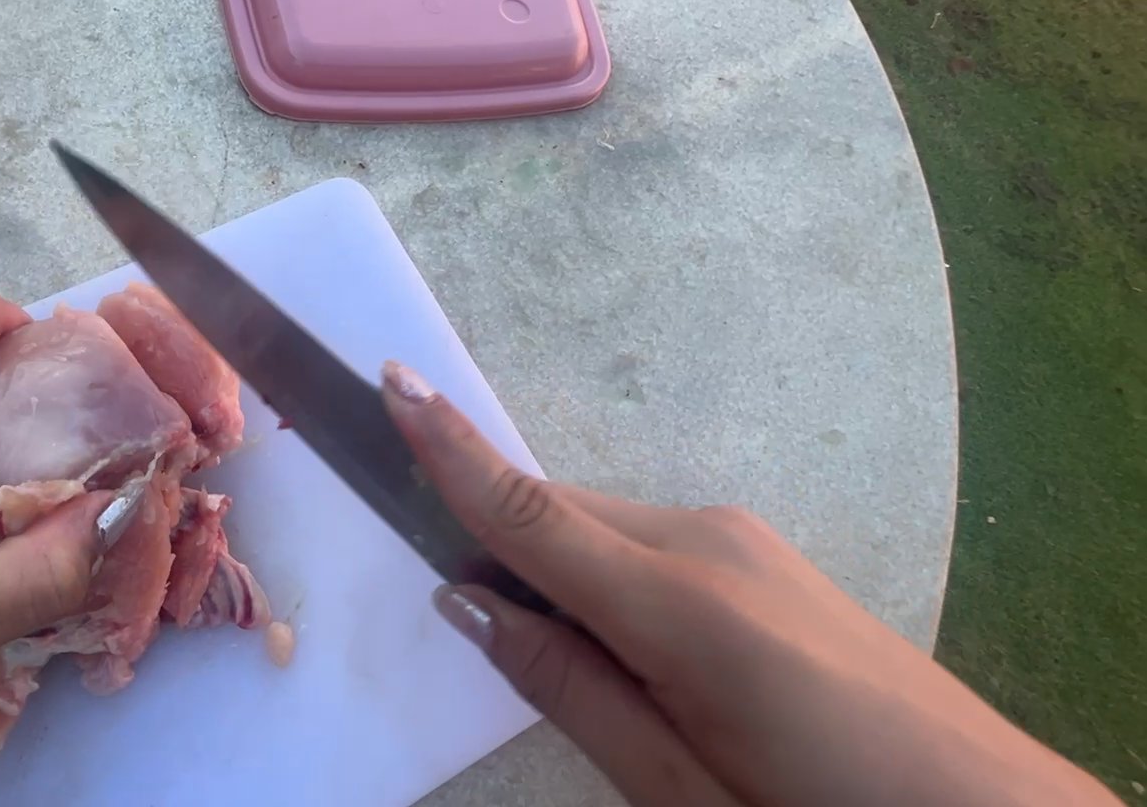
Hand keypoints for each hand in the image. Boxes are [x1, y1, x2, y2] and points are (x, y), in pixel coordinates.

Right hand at [378, 362, 1120, 806]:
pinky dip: (602, 573)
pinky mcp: (752, 546)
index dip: (450, 447)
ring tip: (605, 676)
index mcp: (682, 610)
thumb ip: (563, 685)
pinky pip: (636, 539)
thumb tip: (461, 602)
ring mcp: (736, 535)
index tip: (393, 381)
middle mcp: (704, 540)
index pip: (528, 511)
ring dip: (557, 572)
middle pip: (554, 515)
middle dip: (504, 554)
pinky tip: (648, 651)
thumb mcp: (678, 791)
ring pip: (592, 527)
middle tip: (502, 642)